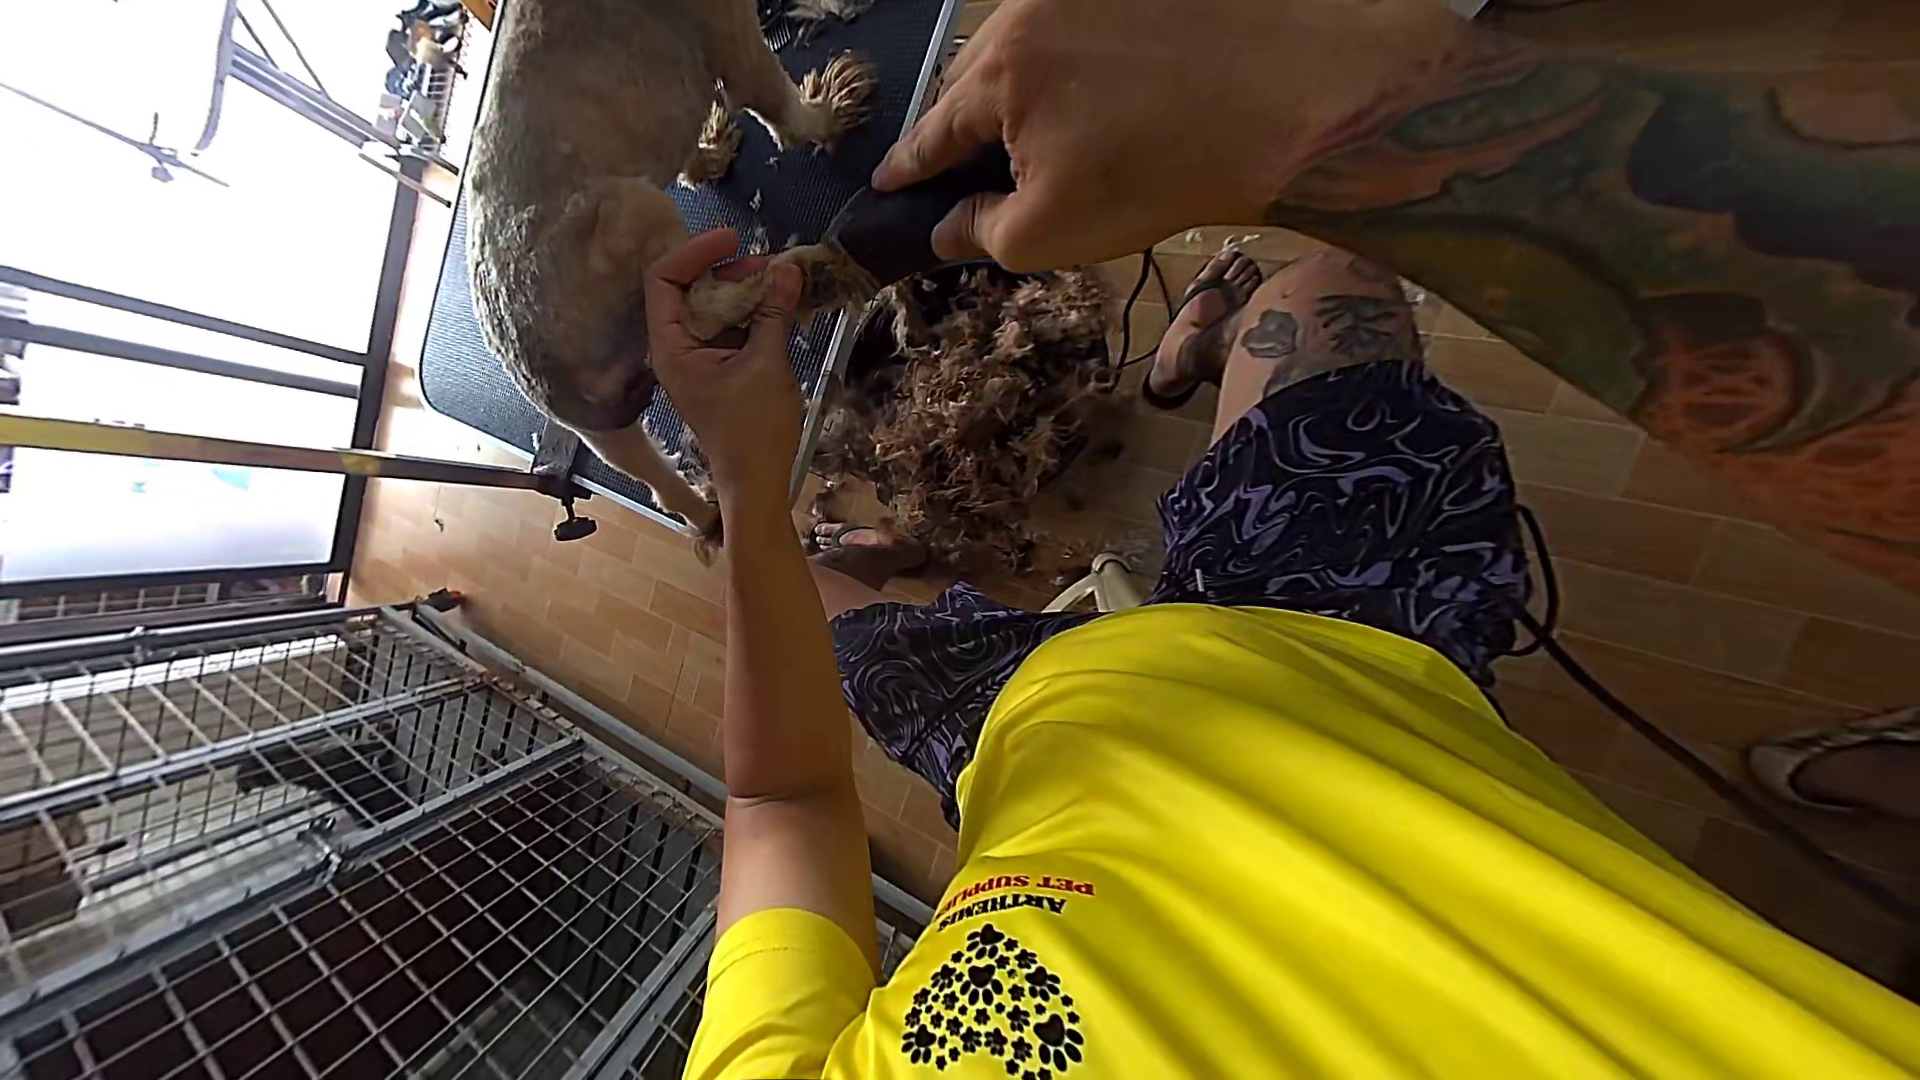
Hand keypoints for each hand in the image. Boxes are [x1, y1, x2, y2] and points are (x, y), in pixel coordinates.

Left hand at [645, 228, 804, 508]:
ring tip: (780, 285)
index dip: (696, 252)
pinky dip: (753, 319)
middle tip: (769, 267)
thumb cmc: (754, 431)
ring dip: (745, 295)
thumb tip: (789, 269)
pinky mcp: (721, 374)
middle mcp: (678, 350)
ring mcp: (700, 363)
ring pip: (715, 313)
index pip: (664, 278)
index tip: (735, 240)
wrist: (758, 482)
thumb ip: (774, 314)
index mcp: (671, 347)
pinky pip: (731, 334)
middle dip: (729, 274)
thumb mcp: (766, 365)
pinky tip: (780, 311)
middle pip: (692, 292)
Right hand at [872, 0, 1475, 270]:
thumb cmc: (1149, 181)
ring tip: (1029, 139)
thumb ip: (978, 232)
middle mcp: (1031, 6)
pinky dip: (1059, 66)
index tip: (886, 183)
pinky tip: (1082, 98)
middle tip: (965, 171)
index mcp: (1000, 71)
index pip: (934, 130)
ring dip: (1012, 96)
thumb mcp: (1044, 234)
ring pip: (1021, 47)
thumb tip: (943, 228)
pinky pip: (1069, 27)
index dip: (907, 166)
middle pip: (973, 79)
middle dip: (961, 130)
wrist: (1285, 106)